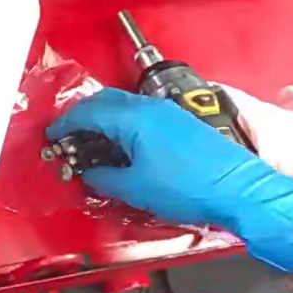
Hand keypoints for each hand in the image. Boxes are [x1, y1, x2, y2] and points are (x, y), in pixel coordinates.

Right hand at [47, 88, 292, 272]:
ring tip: (94, 150)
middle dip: (82, 119)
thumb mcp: (136, 188)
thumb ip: (104, 178)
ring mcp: (168, 112)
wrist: (239, 190)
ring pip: (124, 108)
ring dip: (104, 123)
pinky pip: (143, 117)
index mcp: (135, 117)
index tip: (53, 135)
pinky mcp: (181, 123)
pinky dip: (124, 128)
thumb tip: (91, 175)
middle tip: (69, 140)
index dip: (64, 124)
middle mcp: (151, 107)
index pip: (87, 111)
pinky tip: (124, 151)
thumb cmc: (193, 186)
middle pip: (104, 102)